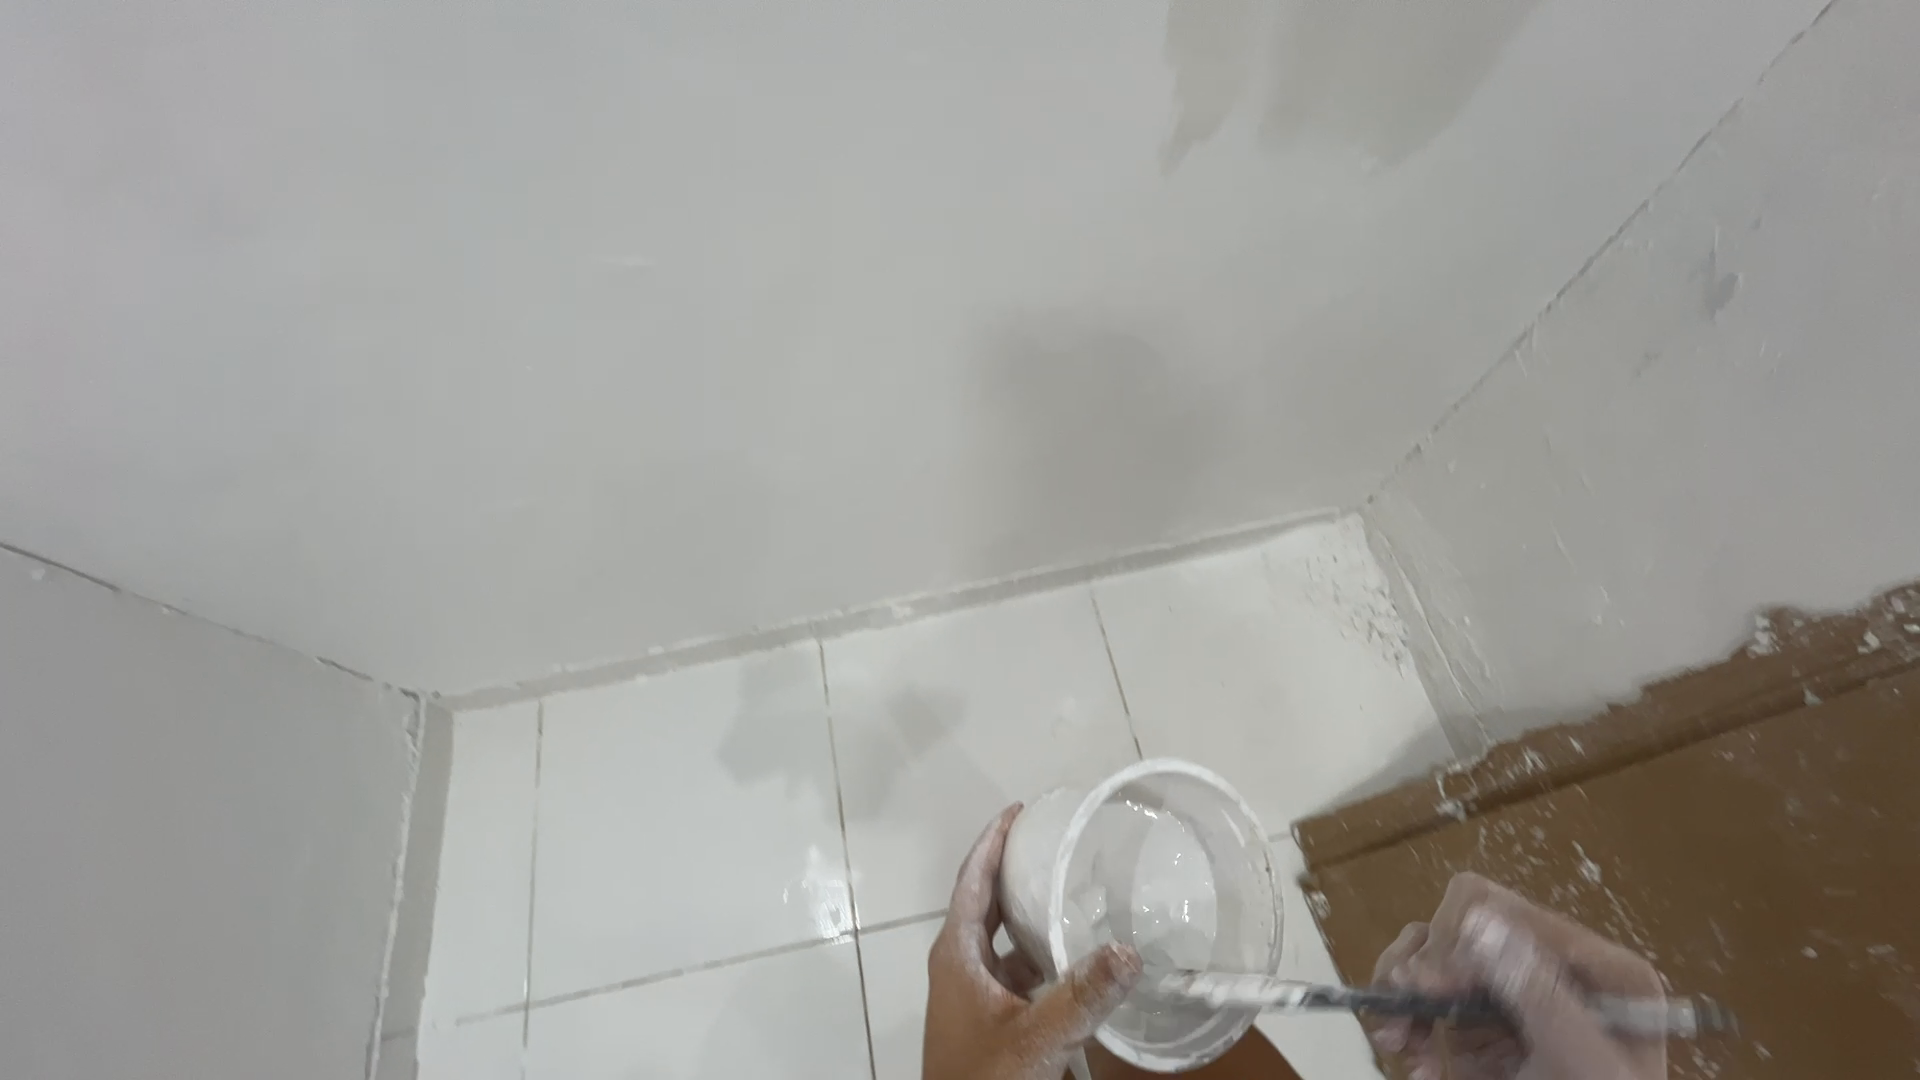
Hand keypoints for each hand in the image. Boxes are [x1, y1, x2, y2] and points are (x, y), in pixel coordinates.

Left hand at [924, 804, 1143, 1079]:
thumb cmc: (985, 1078)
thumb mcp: (1035, 1038)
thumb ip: (1081, 995)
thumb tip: (1130, 950)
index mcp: (957, 951)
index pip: (972, 878)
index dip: (992, 841)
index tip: (1018, 810)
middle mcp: (959, 961)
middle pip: (983, 899)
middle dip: (1011, 867)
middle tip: (1049, 841)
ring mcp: (970, 990)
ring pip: (999, 936)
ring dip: (1025, 910)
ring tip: (1065, 887)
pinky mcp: (985, 1015)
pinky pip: (1011, 967)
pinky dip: (1035, 951)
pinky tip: (1068, 954)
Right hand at [1367, 873, 1666, 1079]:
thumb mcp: (1581, 1068)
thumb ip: (1542, 997)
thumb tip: (1480, 919)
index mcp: (1598, 969)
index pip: (1505, 912)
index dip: (1457, 942)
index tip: (1433, 991)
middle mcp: (1550, 965)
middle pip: (1458, 922)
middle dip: (1422, 967)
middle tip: (1403, 1009)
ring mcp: (1509, 987)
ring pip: (1429, 946)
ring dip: (1400, 989)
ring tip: (1392, 1041)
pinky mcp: (1476, 1012)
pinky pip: (1419, 983)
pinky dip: (1400, 1013)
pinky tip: (1408, 1058)